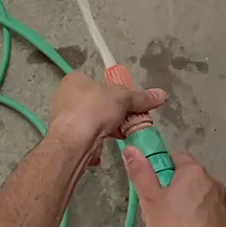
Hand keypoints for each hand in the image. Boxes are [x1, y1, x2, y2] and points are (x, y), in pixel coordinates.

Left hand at [46, 71, 167, 160]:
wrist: (74, 141)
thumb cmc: (94, 109)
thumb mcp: (123, 98)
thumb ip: (141, 97)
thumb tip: (162, 95)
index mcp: (74, 80)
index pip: (97, 83)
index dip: (114, 93)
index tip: (127, 104)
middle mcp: (64, 97)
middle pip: (96, 104)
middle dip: (113, 114)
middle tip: (128, 121)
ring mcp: (63, 119)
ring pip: (91, 122)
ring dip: (107, 129)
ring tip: (121, 135)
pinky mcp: (64, 138)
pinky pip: (85, 137)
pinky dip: (96, 142)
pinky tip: (104, 146)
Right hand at [121, 147, 225, 226]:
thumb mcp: (150, 200)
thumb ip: (140, 173)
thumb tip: (131, 150)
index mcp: (193, 171)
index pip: (173, 156)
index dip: (158, 169)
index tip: (150, 185)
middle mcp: (211, 181)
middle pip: (184, 176)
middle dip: (169, 188)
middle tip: (156, 207)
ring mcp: (221, 201)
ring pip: (194, 195)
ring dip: (182, 203)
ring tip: (169, 224)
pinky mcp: (225, 219)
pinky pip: (204, 211)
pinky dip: (194, 217)